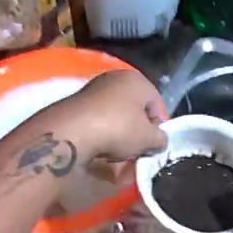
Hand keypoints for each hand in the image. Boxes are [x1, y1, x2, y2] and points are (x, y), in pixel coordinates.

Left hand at [39, 69, 166, 162]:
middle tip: (136, 151)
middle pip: (134, 109)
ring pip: (115, 116)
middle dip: (137, 131)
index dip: (158, 127)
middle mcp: (115, 78)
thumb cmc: (119, 128)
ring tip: (117, 154)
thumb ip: (161, 139)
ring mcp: (93, 89)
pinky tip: (99, 149)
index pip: (156, 104)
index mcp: (136, 79)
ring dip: (119, 135)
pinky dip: (101, 134)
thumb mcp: (149, 139)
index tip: (153, 145)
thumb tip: (159, 141)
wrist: (72, 132)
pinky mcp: (76, 103)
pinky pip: (97, 120)